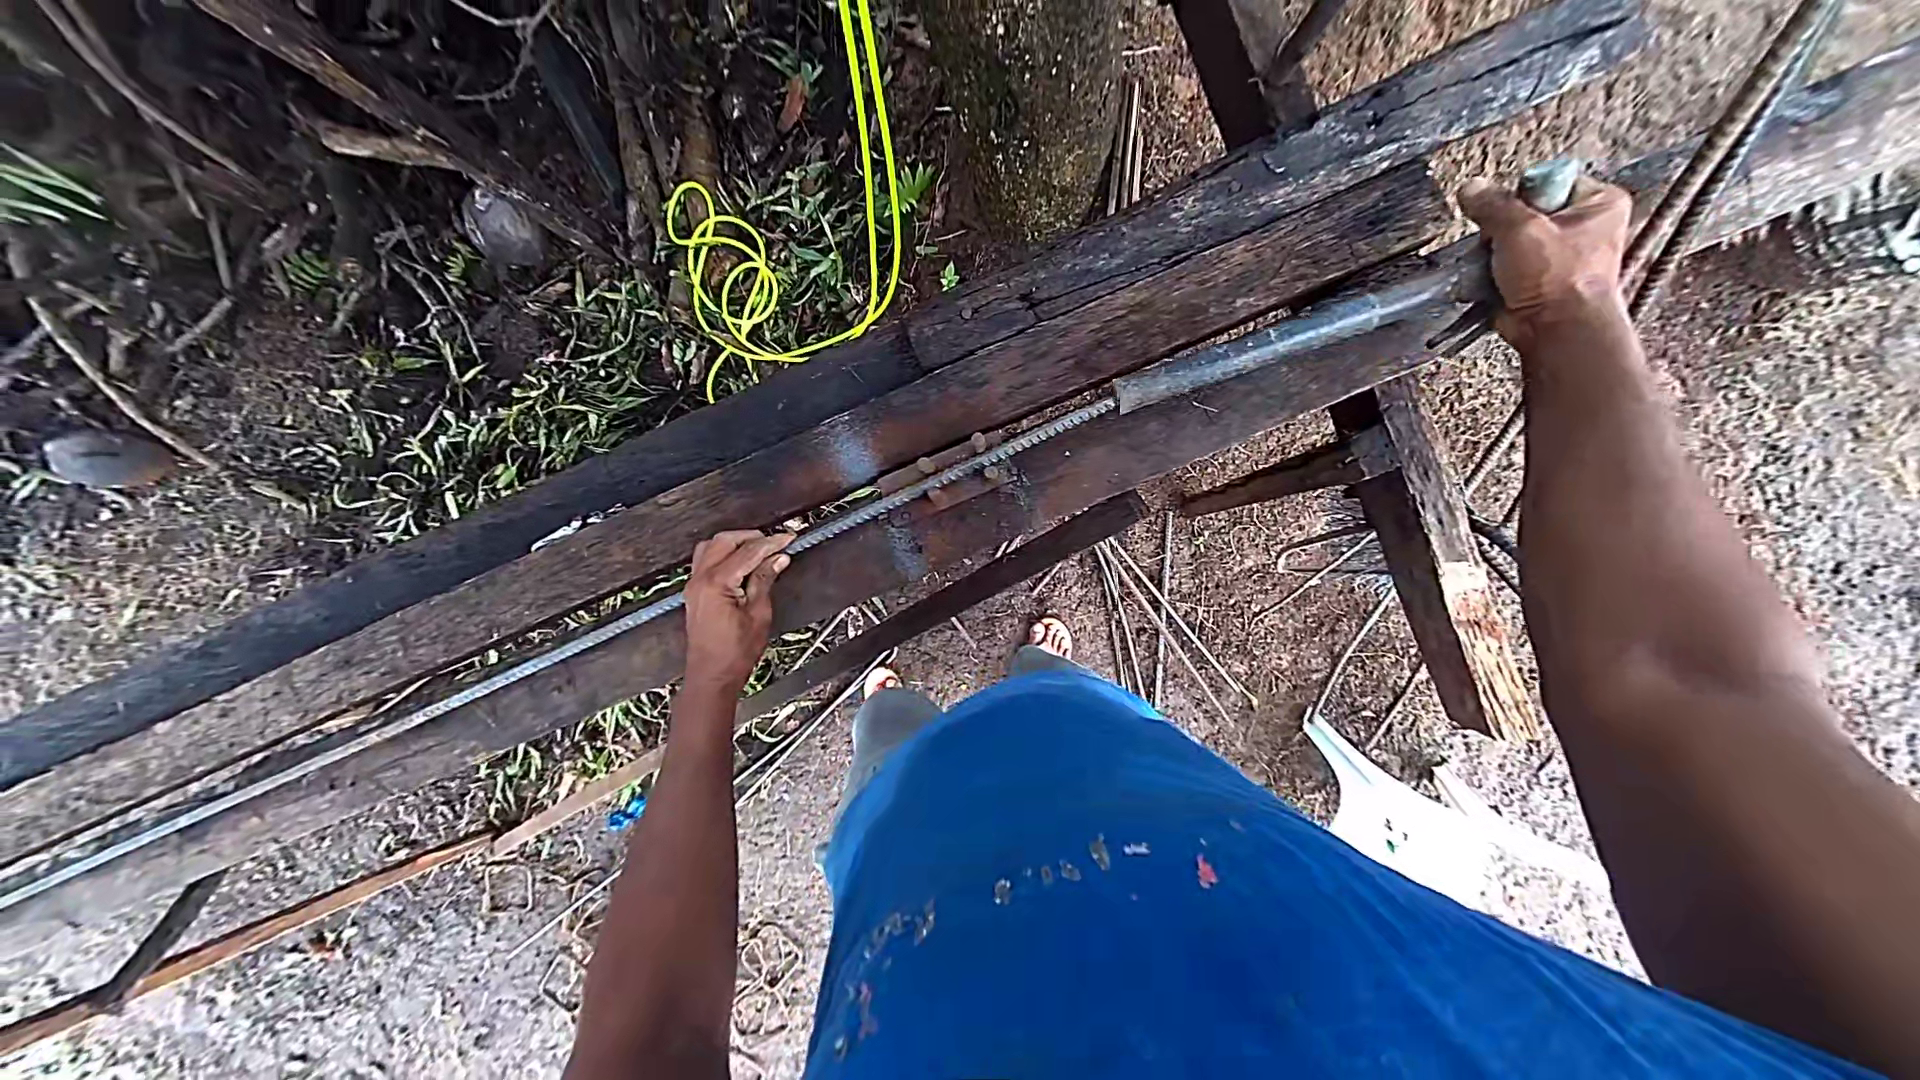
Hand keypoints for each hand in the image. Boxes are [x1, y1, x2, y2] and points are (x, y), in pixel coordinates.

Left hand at [682, 530, 793, 695]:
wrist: (712, 675)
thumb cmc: (734, 653)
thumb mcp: (758, 614)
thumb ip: (765, 580)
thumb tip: (777, 559)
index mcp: (716, 583)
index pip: (748, 552)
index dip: (772, 543)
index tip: (788, 538)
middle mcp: (700, 579)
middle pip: (725, 541)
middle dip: (752, 537)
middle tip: (776, 542)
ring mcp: (694, 585)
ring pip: (712, 546)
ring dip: (736, 543)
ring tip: (760, 549)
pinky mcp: (695, 592)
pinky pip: (706, 560)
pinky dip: (724, 554)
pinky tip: (741, 561)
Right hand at [1458, 174, 1632, 348]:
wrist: (1554, 327)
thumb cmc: (1557, 279)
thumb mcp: (1520, 229)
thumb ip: (1493, 206)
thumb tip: (1471, 188)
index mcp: (1597, 202)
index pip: (1546, 182)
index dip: (1518, 198)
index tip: (1509, 215)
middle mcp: (1582, 226)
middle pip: (1521, 215)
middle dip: (1499, 233)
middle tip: (1501, 246)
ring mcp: (1558, 256)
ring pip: (1507, 243)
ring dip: (1490, 256)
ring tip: (1494, 269)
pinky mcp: (1536, 280)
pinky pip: (1502, 268)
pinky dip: (1489, 275)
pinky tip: (1490, 283)